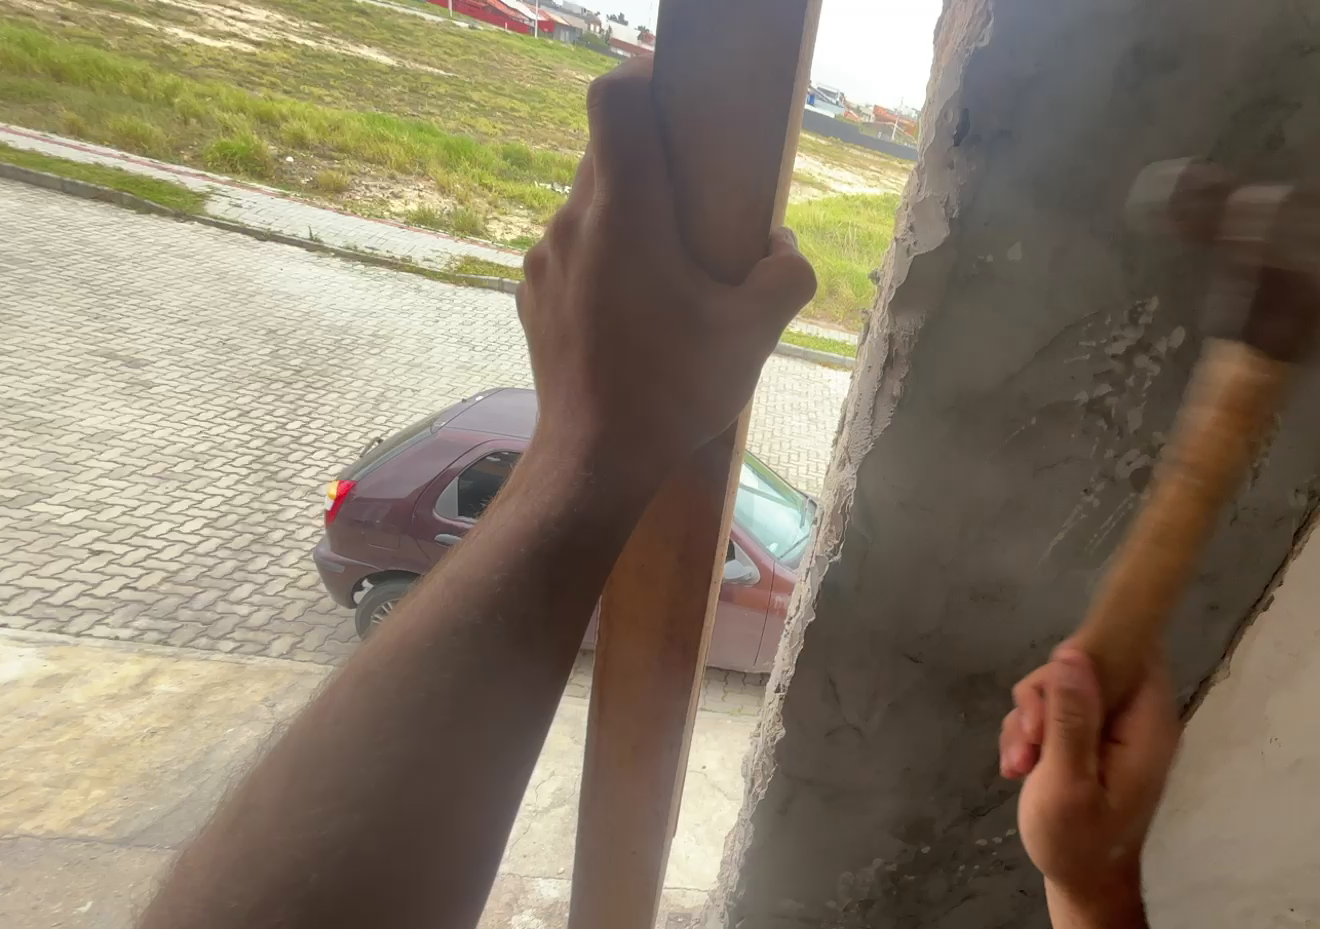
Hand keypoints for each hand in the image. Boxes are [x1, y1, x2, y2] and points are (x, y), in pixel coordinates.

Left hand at [517, 60, 815, 467]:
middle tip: (697, 214)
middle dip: (654, 166)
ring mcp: (545, 260)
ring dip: (632, 221)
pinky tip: (633, 315)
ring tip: (668, 278)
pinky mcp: (532, 294)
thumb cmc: (677, 390)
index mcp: (626, 216)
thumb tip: (783, 246)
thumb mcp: (755, 337)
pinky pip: (574, 253)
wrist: (599, 457)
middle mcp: (574, 223)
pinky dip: (606, 262)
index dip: (646, 80)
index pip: (615, 99)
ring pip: (590, 207)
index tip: (678, 97)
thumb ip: (786, 277)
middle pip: (607, 154)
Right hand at [1000, 645, 1181, 915]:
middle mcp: (1134, 716)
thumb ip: (1071, 718)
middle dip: (1044, 696)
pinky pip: (1054, 710)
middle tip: (1028, 739)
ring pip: (1061, 687)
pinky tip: (1019, 766)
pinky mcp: (1089, 737)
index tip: (1051, 685)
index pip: (1135, 648)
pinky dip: (1031, 733)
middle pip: (1086, 665)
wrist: (1082, 888)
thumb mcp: (1067, 783)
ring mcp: (1111, 727)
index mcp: (1146, 722)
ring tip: (1018, 763)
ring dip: (1030, 719)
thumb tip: (1072, 655)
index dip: (1090, 650)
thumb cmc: (1079, 843)